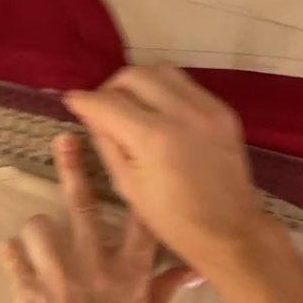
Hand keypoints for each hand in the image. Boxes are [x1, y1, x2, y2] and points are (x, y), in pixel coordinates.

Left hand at [1, 134, 194, 302]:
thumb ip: (165, 292)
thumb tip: (194, 269)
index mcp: (130, 275)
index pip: (139, 219)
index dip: (133, 182)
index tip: (125, 150)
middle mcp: (95, 267)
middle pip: (84, 205)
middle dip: (73, 167)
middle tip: (64, 139)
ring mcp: (58, 278)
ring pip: (40, 225)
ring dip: (38, 228)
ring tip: (39, 237)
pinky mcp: (26, 293)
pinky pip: (13, 257)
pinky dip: (12, 254)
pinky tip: (13, 255)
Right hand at [63, 65, 273, 271]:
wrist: (229, 231)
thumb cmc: (172, 220)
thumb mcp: (127, 185)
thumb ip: (106, 141)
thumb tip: (89, 112)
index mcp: (154, 139)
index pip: (108, 103)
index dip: (84, 100)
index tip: (72, 102)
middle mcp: (182, 114)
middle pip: (134, 76)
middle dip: (110, 87)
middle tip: (104, 107)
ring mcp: (207, 109)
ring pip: (161, 71)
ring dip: (139, 83)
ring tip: (131, 105)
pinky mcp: (223, 110)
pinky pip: (185, 84)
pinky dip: (165, 90)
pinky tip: (159, 112)